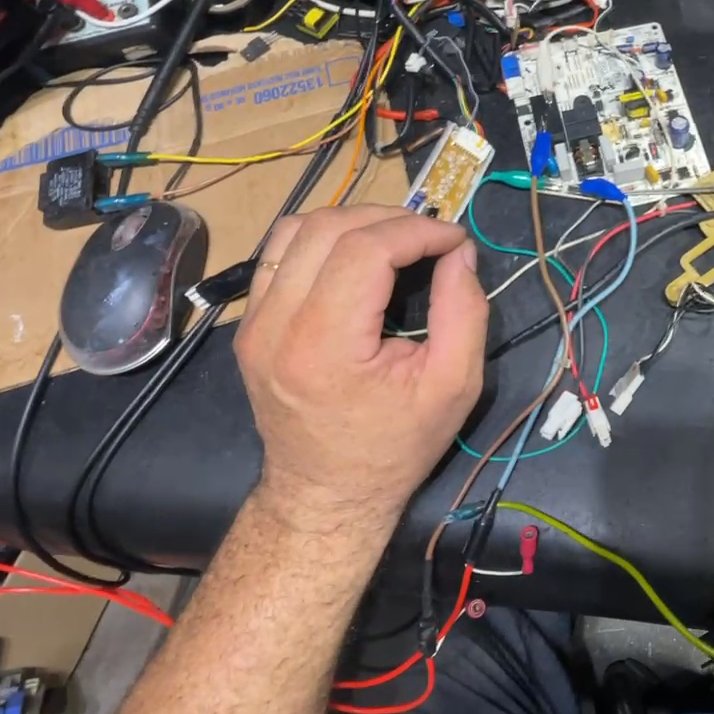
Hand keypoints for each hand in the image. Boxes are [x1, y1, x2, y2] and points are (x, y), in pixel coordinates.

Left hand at [234, 206, 486, 533]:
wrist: (327, 495)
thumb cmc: (397, 446)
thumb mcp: (455, 385)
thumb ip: (464, 311)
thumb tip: (460, 252)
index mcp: (324, 346)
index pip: (365, 250)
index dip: (418, 231)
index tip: (457, 240)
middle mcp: (275, 325)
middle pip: (328, 227)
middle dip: (391, 218)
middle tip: (434, 236)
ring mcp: (253, 322)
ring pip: (296, 229)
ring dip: (355, 220)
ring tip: (398, 238)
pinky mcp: (250, 324)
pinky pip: (280, 253)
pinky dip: (324, 238)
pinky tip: (359, 255)